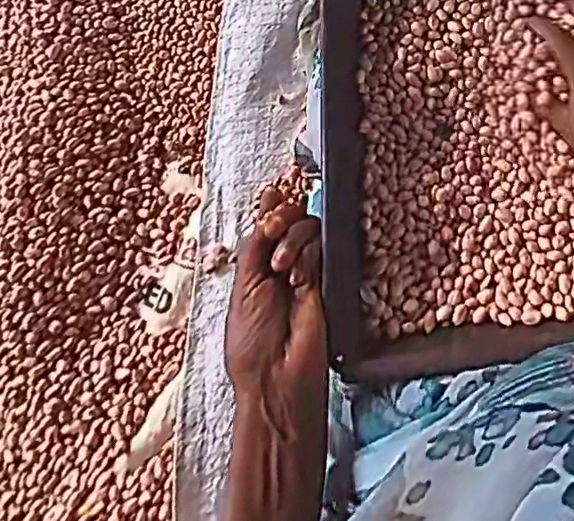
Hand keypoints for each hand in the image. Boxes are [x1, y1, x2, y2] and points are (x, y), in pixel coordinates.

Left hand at [225, 188, 326, 410]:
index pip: (272, 219)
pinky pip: (323, 246)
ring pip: (310, 226)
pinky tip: (297, 279)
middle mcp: (287, 258)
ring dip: (292, 238)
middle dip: (282, 216)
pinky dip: (308, 254)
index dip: (273, 207)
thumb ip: (257, 240)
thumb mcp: (244, 284)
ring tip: (280, 267)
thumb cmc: (251, 339)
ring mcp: (310, 266)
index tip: (269, 205)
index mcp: (261, 261)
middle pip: (294, 216)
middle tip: (272, 230)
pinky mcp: (330, 276)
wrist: (276, 377)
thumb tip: (270, 196)